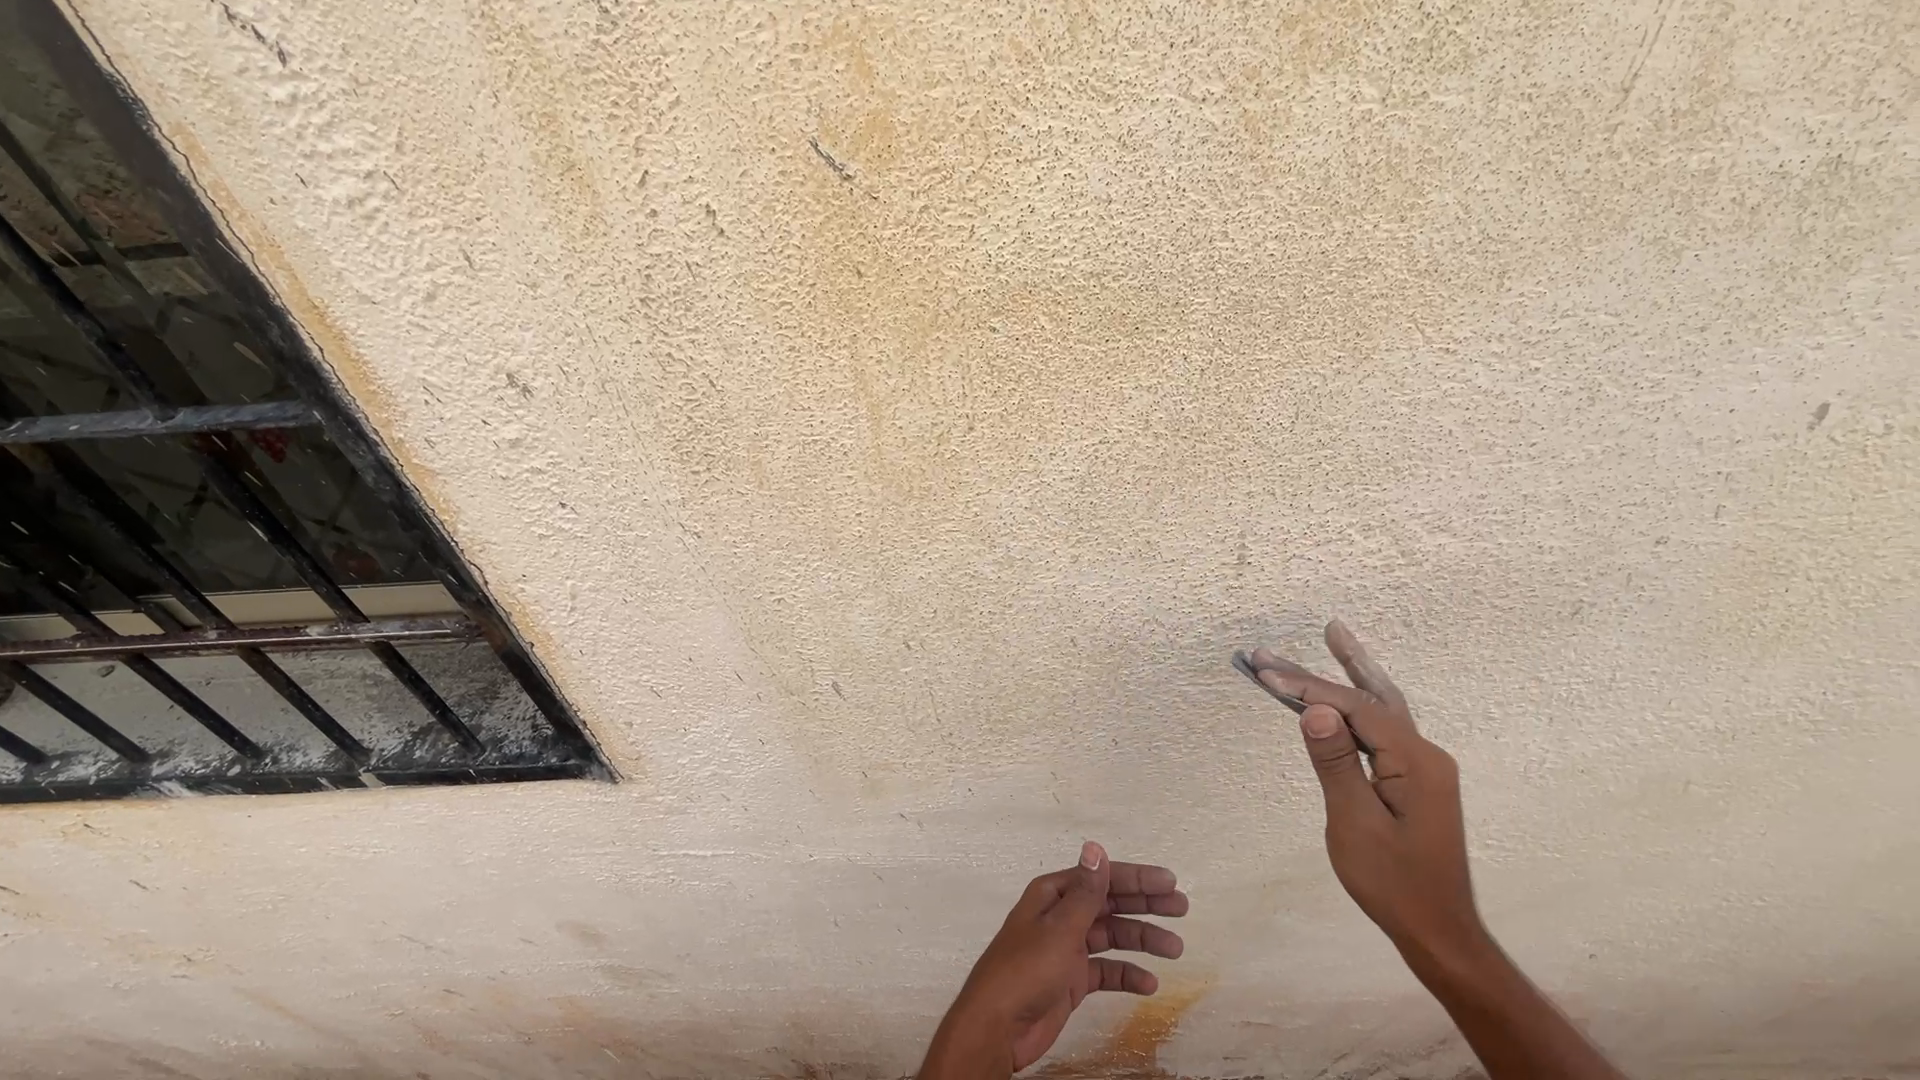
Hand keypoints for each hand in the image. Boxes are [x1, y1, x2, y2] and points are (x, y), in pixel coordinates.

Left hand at [919, 842, 1187, 1078]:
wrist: (998, 1026)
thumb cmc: (1025, 970)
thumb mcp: (1060, 927)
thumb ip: (1085, 891)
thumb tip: (1095, 847)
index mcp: (1053, 895)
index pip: (1101, 878)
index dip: (1136, 878)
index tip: (1170, 881)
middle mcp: (1060, 917)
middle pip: (1109, 904)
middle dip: (1145, 904)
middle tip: (1181, 908)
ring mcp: (1066, 949)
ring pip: (1112, 937)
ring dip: (1142, 940)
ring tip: (1175, 949)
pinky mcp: (1070, 980)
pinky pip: (1105, 971)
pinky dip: (1127, 975)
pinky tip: (1149, 983)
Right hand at [1250, 621, 1484, 959]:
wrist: (1437, 928)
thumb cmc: (1392, 882)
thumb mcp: (1354, 824)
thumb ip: (1336, 763)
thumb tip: (1315, 711)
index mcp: (1414, 761)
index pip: (1354, 708)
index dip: (1308, 688)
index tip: (1264, 673)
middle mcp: (1425, 753)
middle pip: (1371, 696)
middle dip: (1328, 666)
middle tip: (1280, 645)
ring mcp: (1422, 765)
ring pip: (1381, 707)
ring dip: (1350, 673)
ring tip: (1333, 634)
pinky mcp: (1414, 778)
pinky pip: (1381, 728)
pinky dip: (1357, 704)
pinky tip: (1344, 695)